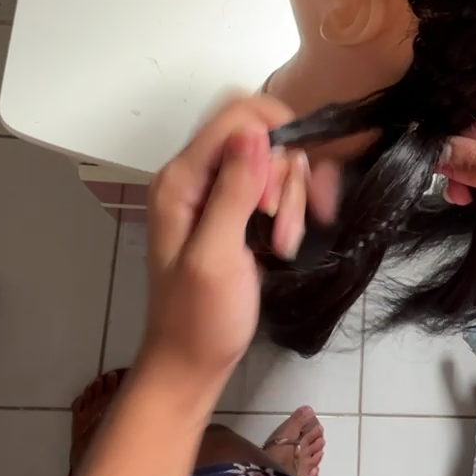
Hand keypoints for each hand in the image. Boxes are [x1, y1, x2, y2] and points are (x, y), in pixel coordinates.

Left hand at [141, 95, 308, 384]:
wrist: (194, 360)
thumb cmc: (199, 319)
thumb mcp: (216, 257)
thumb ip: (232, 192)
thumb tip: (253, 130)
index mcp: (181, 178)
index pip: (235, 114)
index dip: (274, 134)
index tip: (287, 182)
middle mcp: (198, 174)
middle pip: (263, 136)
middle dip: (284, 179)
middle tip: (277, 227)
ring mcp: (219, 190)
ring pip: (277, 161)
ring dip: (292, 200)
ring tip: (282, 244)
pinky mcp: (239, 207)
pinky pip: (279, 184)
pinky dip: (293, 206)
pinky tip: (290, 238)